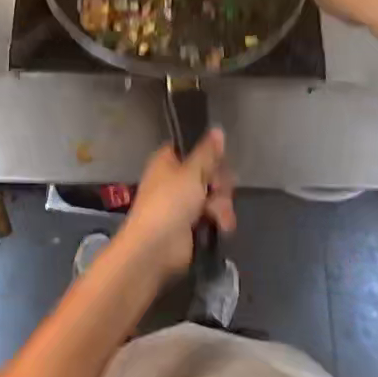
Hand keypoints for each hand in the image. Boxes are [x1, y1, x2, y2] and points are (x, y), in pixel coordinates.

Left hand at [121, 129, 236, 273]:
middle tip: (217, 191)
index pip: (193, 149)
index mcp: (168, 161)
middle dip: (219, 184)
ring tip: (218, 218)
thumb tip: (217, 129)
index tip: (219, 163)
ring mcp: (183, 202)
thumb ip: (207, 153)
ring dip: (221, 206)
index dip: (209, 156)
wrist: (156, 246)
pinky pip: (213, 214)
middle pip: (209, 173)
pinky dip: (219, 220)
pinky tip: (221, 227)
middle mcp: (175, 179)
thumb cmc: (169, 203)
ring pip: (214, 195)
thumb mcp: (191, 173)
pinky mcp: (191, 223)